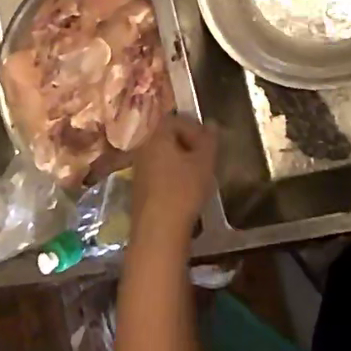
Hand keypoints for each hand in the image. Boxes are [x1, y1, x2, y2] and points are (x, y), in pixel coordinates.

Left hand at [129, 115, 217, 246]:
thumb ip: (209, 139)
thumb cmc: (184, 189)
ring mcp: (138, 170)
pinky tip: (186, 190)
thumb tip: (211, 123)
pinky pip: (159, 172)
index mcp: (156, 137)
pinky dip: (173, 175)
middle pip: (168, 137)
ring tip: (199, 175)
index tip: (209, 143)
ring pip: (164, 156)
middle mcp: (143, 149)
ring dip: (182, 161)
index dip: (194, 127)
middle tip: (207, 157)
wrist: (158, 231)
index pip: (175, 119)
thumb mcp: (205, 161)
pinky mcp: (139, 190)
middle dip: (189, 144)